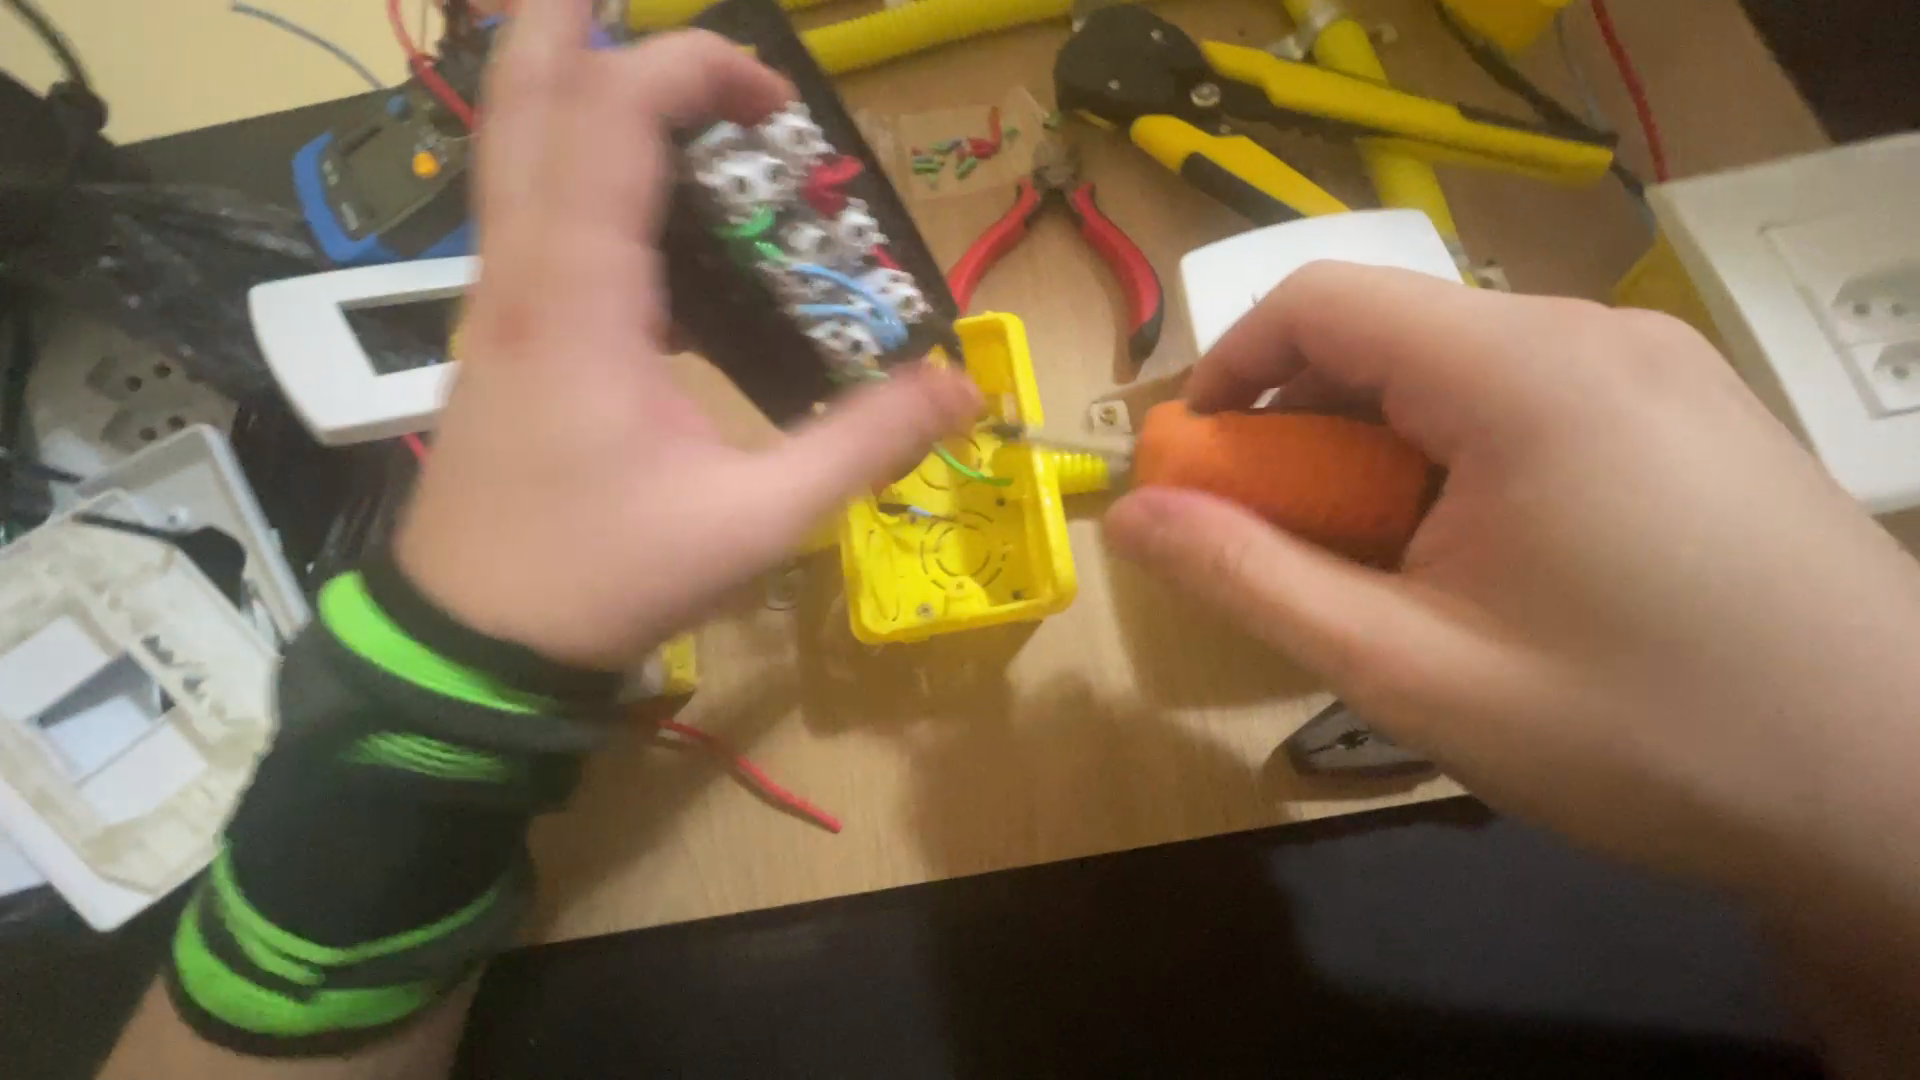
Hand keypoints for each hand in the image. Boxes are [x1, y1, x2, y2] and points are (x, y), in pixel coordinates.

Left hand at [395, 5, 979, 669]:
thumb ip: (861, 444)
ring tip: (673, 102)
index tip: (778, 102)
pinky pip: (533, 221)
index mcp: (579, 300)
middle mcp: (521, 277)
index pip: (614, 116)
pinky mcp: (498, 342)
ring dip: (585, 99)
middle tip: (683, 36)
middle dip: (594, 34)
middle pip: (529, 99)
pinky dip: (584, 180)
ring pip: (517, 153)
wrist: (482, 643)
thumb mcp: (757, 518)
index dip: (694, 69)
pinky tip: (651, 228)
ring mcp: (496, 307)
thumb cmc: (611, 575)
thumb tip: (960, 387)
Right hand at [1106, 263, 1919, 915]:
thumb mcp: (1399, 667)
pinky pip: (1504, 401)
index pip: (1320, 303)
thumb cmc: (1637, 735)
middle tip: (1279, 538)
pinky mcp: (1673, 412)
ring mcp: (1645, 369)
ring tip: (1370, 563)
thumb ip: (1247, 578)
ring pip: (1438, 371)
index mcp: (1521, 374)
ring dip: (1363, 451)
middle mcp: (1588, 337)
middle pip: (1378, 337)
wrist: (1908, 806)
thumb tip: (1128, 516)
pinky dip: (1434, 460)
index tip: (1195, 464)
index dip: (1228, 371)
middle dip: (1293, 429)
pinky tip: (1458, 555)